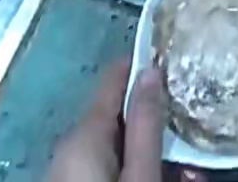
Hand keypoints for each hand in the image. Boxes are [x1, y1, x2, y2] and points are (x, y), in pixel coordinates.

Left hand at [48, 60, 166, 181]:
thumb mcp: (140, 175)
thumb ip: (145, 125)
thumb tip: (151, 70)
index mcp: (84, 130)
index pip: (114, 74)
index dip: (144, 66)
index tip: (171, 69)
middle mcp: (68, 140)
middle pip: (112, 108)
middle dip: (143, 111)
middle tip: (175, 119)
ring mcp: (61, 165)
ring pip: (106, 136)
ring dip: (133, 138)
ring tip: (164, 152)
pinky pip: (96, 159)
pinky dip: (119, 159)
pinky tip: (136, 171)